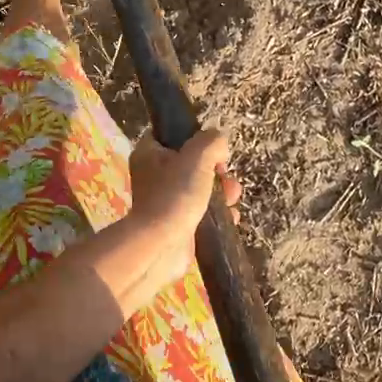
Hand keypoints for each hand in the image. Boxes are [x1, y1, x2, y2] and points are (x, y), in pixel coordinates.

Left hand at [127, 130, 242, 262]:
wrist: (161, 248)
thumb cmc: (175, 195)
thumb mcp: (197, 157)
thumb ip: (211, 141)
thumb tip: (219, 142)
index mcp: (149, 152)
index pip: (171, 134)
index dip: (194, 137)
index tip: (211, 148)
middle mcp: (153, 175)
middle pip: (192, 161)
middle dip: (216, 169)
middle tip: (225, 177)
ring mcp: (165, 201)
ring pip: (200, 187)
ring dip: (221, 191)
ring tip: (232, 198)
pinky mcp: (176, 224)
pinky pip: (202, 211)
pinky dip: (217, 213)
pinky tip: (230, 217)